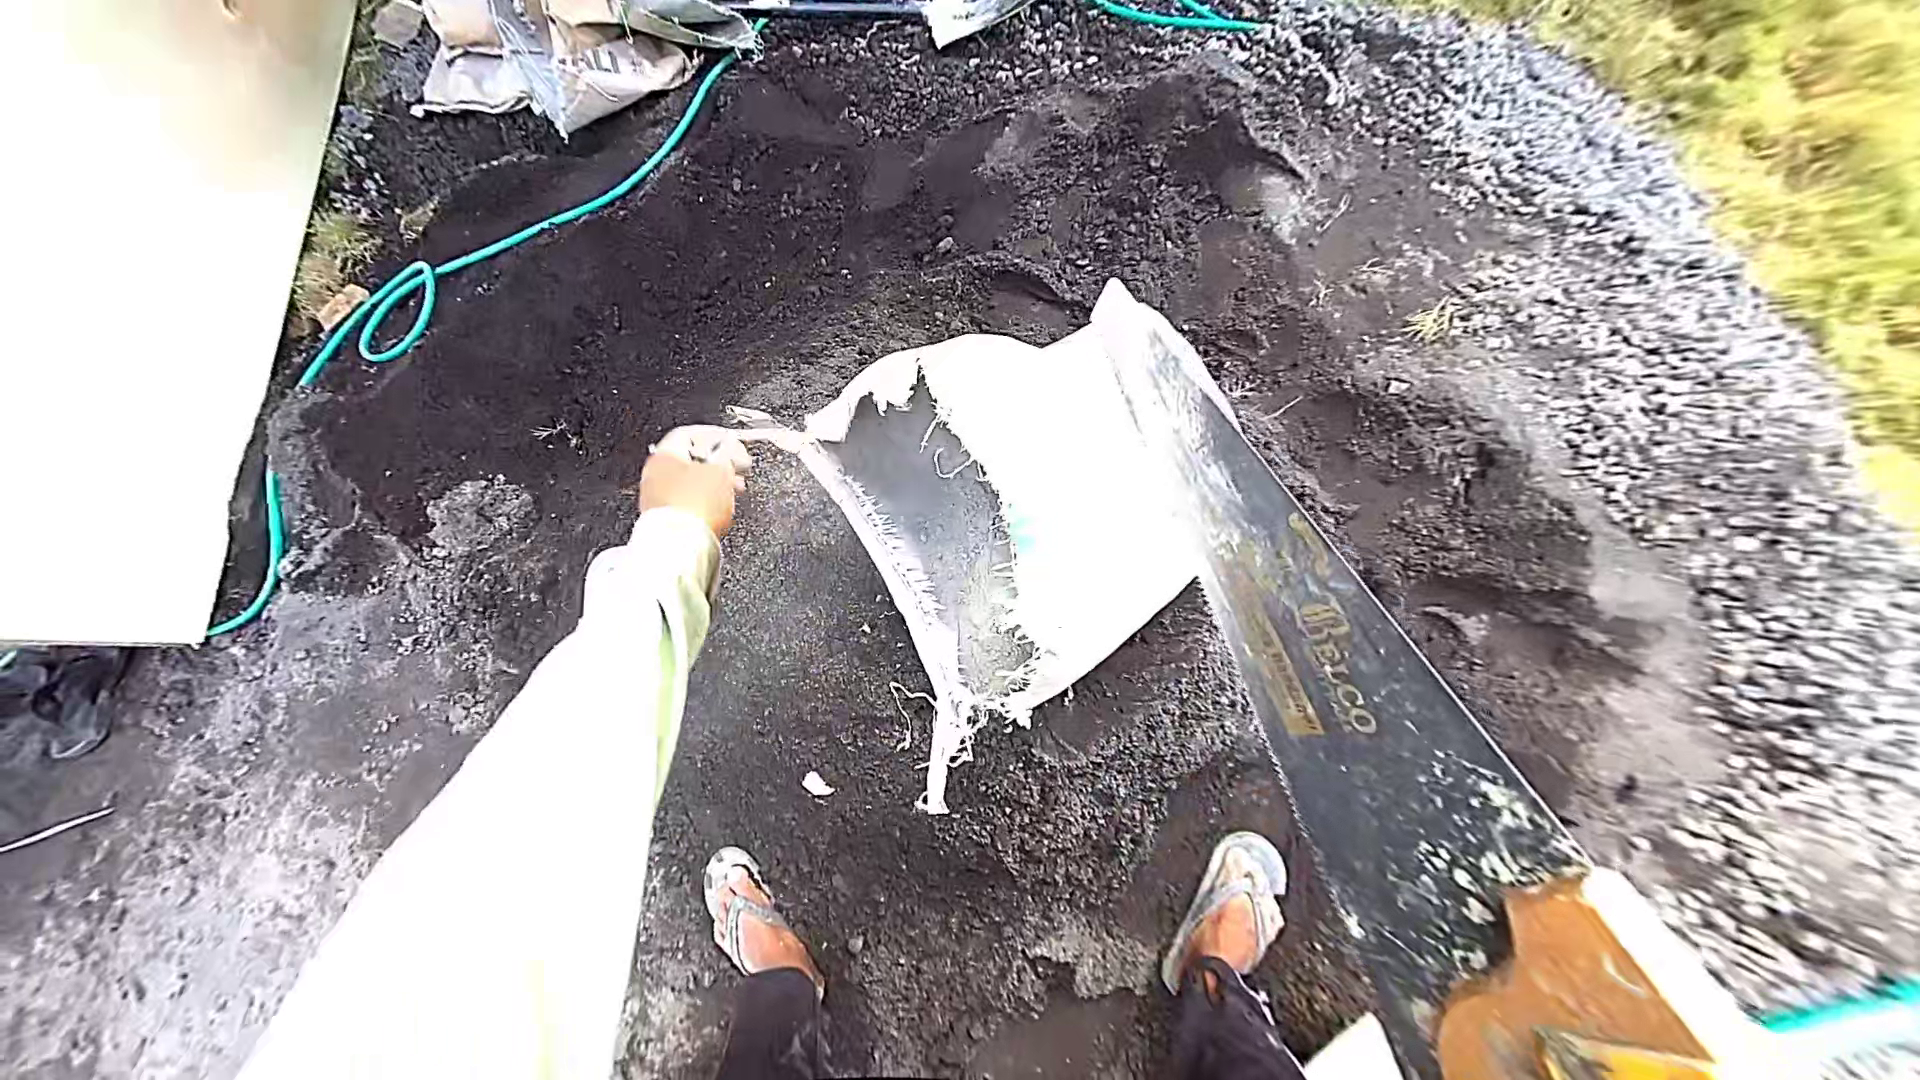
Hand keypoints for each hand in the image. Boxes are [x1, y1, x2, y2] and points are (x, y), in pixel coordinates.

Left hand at [640, 425, 754, 536]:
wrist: (681, 544)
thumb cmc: (696, 505)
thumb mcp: (721, 471)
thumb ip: (727, 455)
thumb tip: (730, 446)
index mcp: (664, 455)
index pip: (690, 435)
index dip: (716, 436)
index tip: (732, 443)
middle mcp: (654, 474)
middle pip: (690, 460)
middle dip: (718, 463)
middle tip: (738, 467)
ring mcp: (657, 497)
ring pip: (690, 481)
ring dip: (714, 482)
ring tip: (734, 489)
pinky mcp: (666, 517)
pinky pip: (688, 501)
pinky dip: (705, 499)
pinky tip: (720, 506)